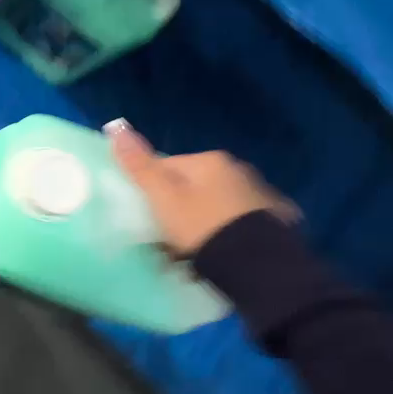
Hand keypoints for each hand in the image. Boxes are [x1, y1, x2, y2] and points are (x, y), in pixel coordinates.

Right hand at [105, 120, 297, 255]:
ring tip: (197, 251)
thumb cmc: (202, 227)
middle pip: (194, 185)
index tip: (149, 218)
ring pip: (218, 204)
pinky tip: (224, 252)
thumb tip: (114, 126)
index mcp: (210, 160)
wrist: (259, 267)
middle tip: (171, 238)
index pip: (167, 167)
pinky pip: (240, 222)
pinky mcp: (277, 221)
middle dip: (181, 207)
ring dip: (207, 220)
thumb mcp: (163, 198)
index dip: (153, 192)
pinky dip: (230, 232)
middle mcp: (238, 169)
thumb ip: (139, 165)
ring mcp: (260, 195)